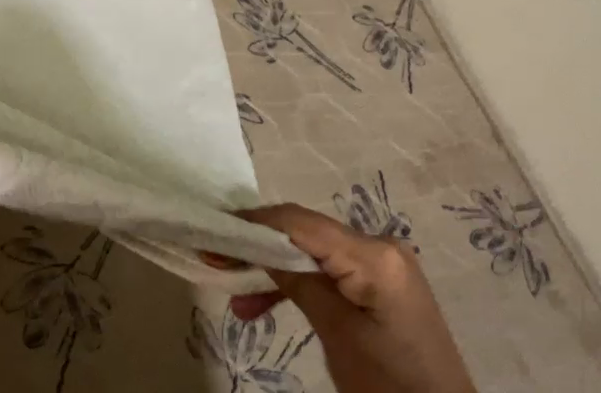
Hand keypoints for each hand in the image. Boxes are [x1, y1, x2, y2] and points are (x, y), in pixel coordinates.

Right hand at [230, 204, 475, 392]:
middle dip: (258, 246)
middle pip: (304, 232)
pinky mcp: (380, 284)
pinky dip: (297, 283)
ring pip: (312, 251)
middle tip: (215, 262)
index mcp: (374, 254)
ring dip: (273, 269)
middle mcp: (379, 245)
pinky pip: (329, 269)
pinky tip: (266, 303)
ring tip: (236, 297)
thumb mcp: (337, 334)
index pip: (300, 223)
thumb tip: (253, 246)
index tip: (211, 234)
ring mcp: (382, 264)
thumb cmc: (388, 383)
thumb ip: (296, 283)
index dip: (253, 223)